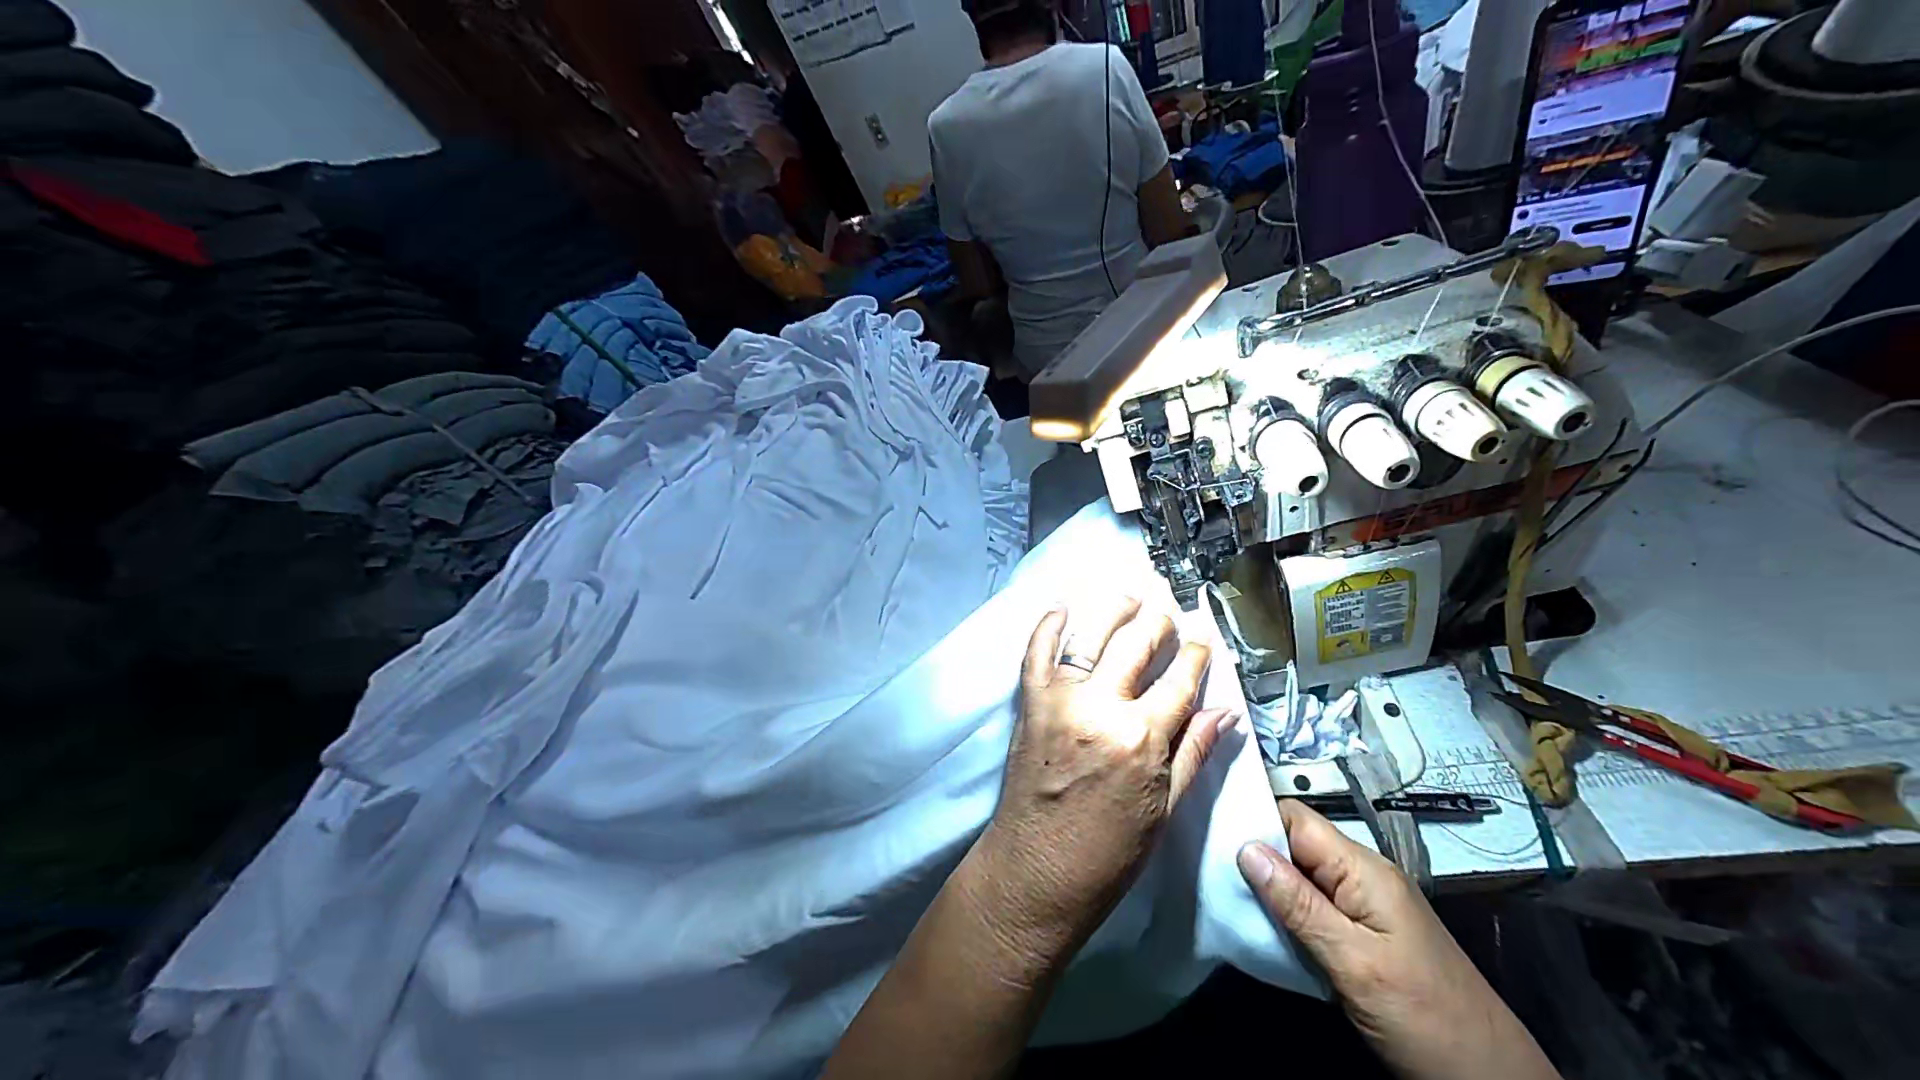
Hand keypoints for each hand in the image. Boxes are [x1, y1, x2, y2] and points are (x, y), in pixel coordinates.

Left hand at [974, 596, 1236, 953]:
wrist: (1035, 873)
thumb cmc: (1107, 854)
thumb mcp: (1165, 811)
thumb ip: (1193, 754)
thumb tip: (1225, 713)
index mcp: (1142, 740)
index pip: (1179, 683)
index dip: (1196, 658)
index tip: (1204, 640)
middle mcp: (1101, 710)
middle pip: (1136, 648)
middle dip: (1158, 625)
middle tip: (1167, 614)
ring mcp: (1059, 702)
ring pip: (1090, 639)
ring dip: (1111, 612)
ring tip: (1128, 598)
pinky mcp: (1029, 704)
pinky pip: (1036, 653)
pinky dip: (1048, 626)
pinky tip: (1062, 608)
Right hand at [1238, 801, 1560, 1079]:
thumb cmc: (1423, 1015)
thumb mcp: (1354, 961)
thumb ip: (1299, 904)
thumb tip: (1245, 847)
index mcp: (1364, 870)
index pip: (1296, 819)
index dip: (1254, 818)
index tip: (1210, 832)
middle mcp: (1362, 877)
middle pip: (1295, 845)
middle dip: (1255, 855)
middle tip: (1208, 868)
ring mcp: (1364, 906)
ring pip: (1300, 877)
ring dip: (1268, 887)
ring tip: (1224, 894)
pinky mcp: (1363, 934)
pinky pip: (1313, 906)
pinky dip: (1286, 913)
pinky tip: (1261, 924)